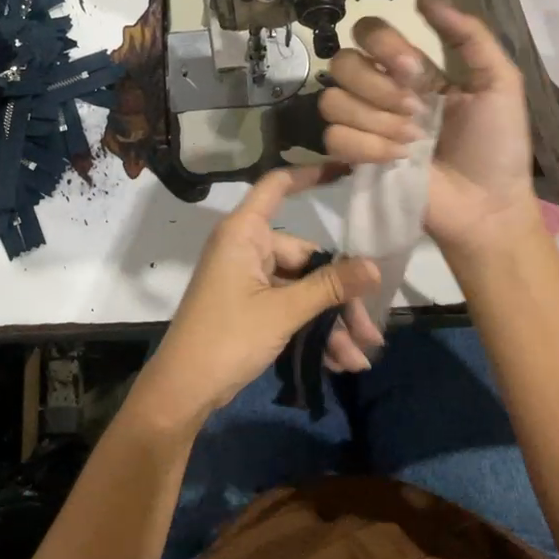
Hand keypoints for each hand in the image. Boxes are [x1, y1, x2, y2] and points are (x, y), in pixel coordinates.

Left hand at [137, 168, 379, 425]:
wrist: (184, 389)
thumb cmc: (227, 337)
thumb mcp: (284, 312)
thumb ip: (329, 287)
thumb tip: (374, 267)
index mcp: (244, 233)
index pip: (277, 186)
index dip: (310, 174)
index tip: (347, 169)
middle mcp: (245, 248)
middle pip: (305, 257)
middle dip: (341, 296)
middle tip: (371, 333)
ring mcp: (246, 278)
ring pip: (302, 288)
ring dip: (331, 322)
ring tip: (360, 359)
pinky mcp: (249, 306)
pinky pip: (290, 307)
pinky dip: (313, 331)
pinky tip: (340, 363)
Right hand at [319, 0, 540, 253]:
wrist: (488, 204)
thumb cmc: (497, 144)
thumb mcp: (499, 82)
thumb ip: (468, 35)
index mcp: (411, 69)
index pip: (369, 33)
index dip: (383, 44)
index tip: (414, 69)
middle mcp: (380, 91)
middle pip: (341, 62)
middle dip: (377, 86)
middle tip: (415, 110)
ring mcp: (364, 125)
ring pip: (332, 100)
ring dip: (376, 120)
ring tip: (412, 140)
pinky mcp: (354, 158)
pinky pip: (334, 138)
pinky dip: (367, 148)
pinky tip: (398, 159)